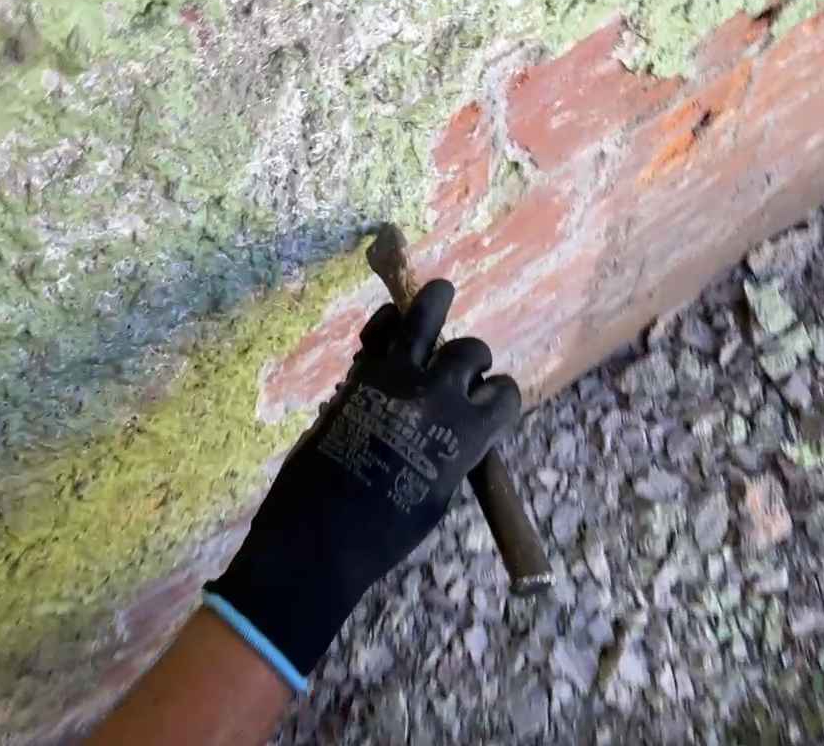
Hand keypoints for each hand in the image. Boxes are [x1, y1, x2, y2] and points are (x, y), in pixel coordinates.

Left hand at [204, 279, 520, 685]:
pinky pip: (378, 332)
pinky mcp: (358, 374)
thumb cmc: (387, 532)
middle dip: (474, 357)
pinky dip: (386, 323)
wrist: (319, 534)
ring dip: (436, 301)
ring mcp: (393, 377)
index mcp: (466, 433)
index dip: (502, 395)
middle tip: (466, 365)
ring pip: (423, 318)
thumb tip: (461, 428)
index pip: (504, 394)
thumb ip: (456, 451)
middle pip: (469, 351)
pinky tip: (392, 321)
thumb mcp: (440, 494)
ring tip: (442, 289)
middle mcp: (435, 394)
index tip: (494, 398)